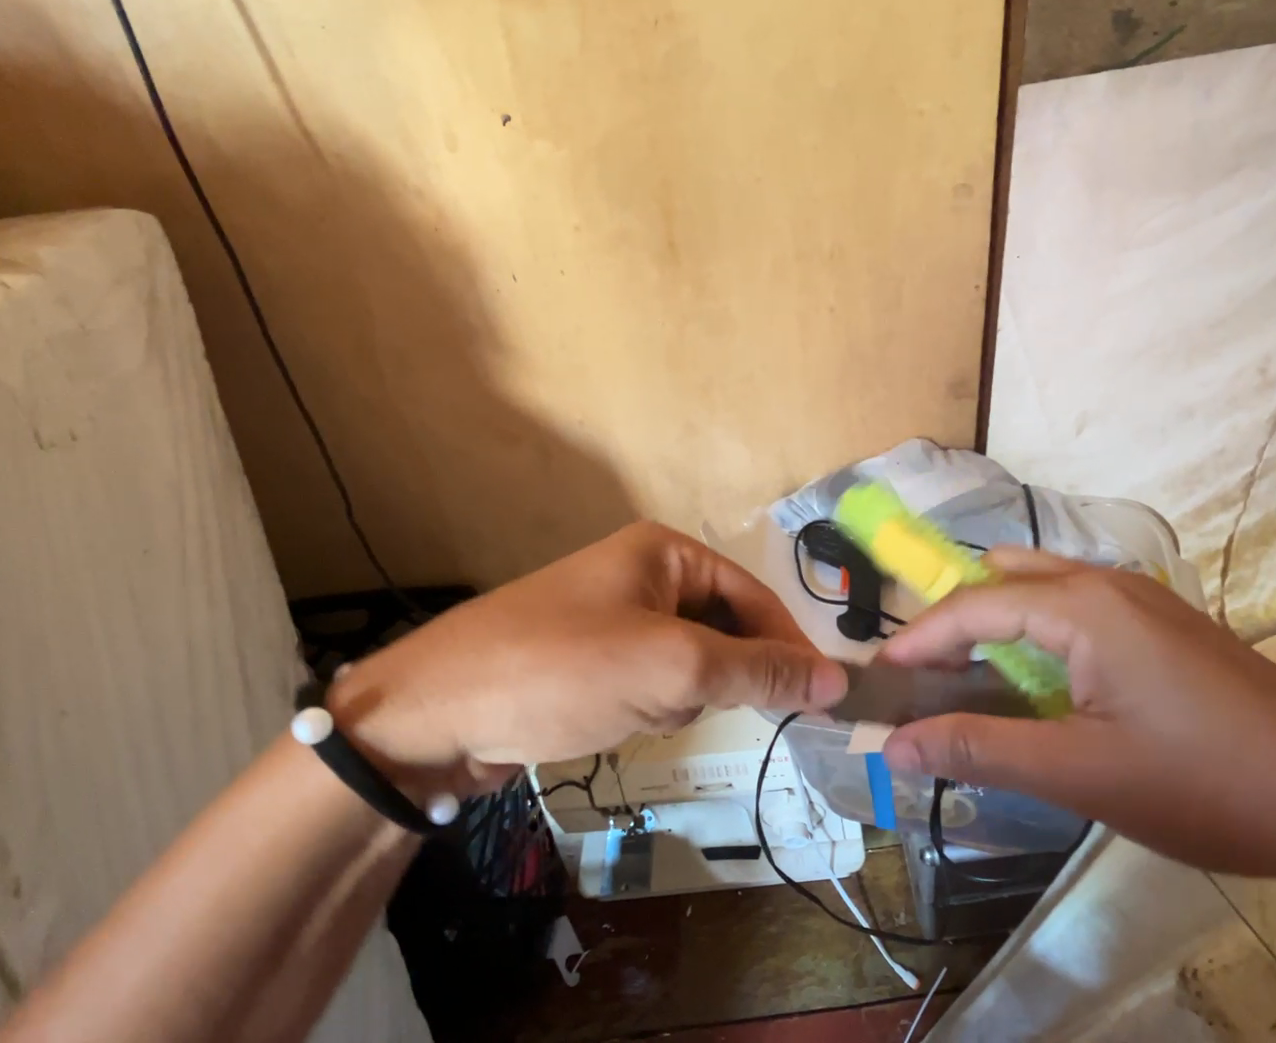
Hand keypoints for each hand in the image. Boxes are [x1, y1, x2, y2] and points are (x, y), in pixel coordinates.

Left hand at [326, 522, 847, 796]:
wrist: (436, 712)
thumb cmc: (563, 670)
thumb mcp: (673, 666)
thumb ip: (760, 670)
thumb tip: (839, 679)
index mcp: (664, 552)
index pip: (754, 595)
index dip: (790, 645)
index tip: (822, 699)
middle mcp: (641, 573)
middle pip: (722, 627)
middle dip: (722, 673)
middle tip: (710, 707)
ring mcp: (610, 617)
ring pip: (688, 660)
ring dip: (684, 693)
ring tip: (647, 711)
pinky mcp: (587, 660)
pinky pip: (649, 679)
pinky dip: (650, 704)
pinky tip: (619, 722)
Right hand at [880, 549, 1275, 880]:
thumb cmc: (1207, 786)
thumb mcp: (1079, 774)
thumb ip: (978, 749)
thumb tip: (890, 744)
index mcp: (1085, 606)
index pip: (972, 605)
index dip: (917, 641)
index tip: (878, 681)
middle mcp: (1111, 585)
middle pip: (1004, 582)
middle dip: (953, 625)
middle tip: (923, 684)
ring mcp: (1148, 602)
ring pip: (1044, 593)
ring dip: (997, 629)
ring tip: (970, 688)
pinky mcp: (1170, 629)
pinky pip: (1080, 613)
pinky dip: (1039, 638)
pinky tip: (1042, 691)